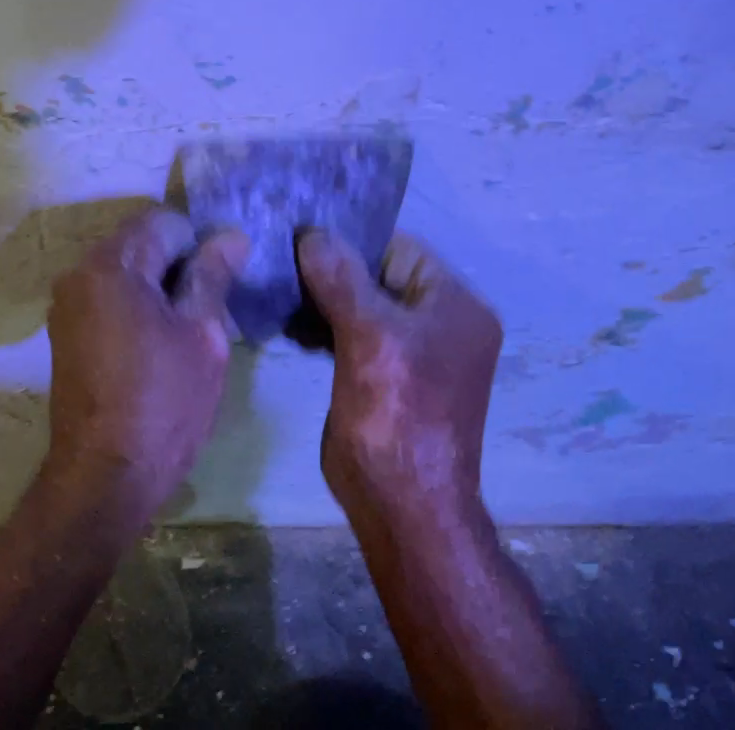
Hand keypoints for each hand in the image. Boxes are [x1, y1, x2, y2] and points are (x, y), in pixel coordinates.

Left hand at [44, 208, 248, 512]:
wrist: (106, 474)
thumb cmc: (164, 402)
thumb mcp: (202, 335)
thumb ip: (212, 276)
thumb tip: (229, 235)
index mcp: (109, 265)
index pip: (162, 222)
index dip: (199, 243)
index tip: (222, 280)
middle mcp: (77, 275)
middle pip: (139, 245)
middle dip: (177, 266)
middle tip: (211, 310)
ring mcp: (66, 307)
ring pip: (124, 275)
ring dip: (157, 290)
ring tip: (187, 333)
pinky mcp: (65, 336)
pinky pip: (107, 302)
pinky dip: (135, 310)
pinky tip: (157, 349)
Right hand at [297, 230, 502, 515]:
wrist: (401, 501)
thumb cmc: (394, 413)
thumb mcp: (369, 336)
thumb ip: (341, 278)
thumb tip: (312, 233)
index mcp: (454, 304)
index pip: (398, 249)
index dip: (350, 244)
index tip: (297, 242)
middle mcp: (439, 322)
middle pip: (377, 275)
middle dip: (329, 273)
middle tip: (280, 270)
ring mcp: (411, 353)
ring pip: (360, 305)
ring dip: (322, 301)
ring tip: (282, 303)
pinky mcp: (383, 377)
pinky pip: (353, 334)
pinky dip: (324, 328)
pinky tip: (292, 331)